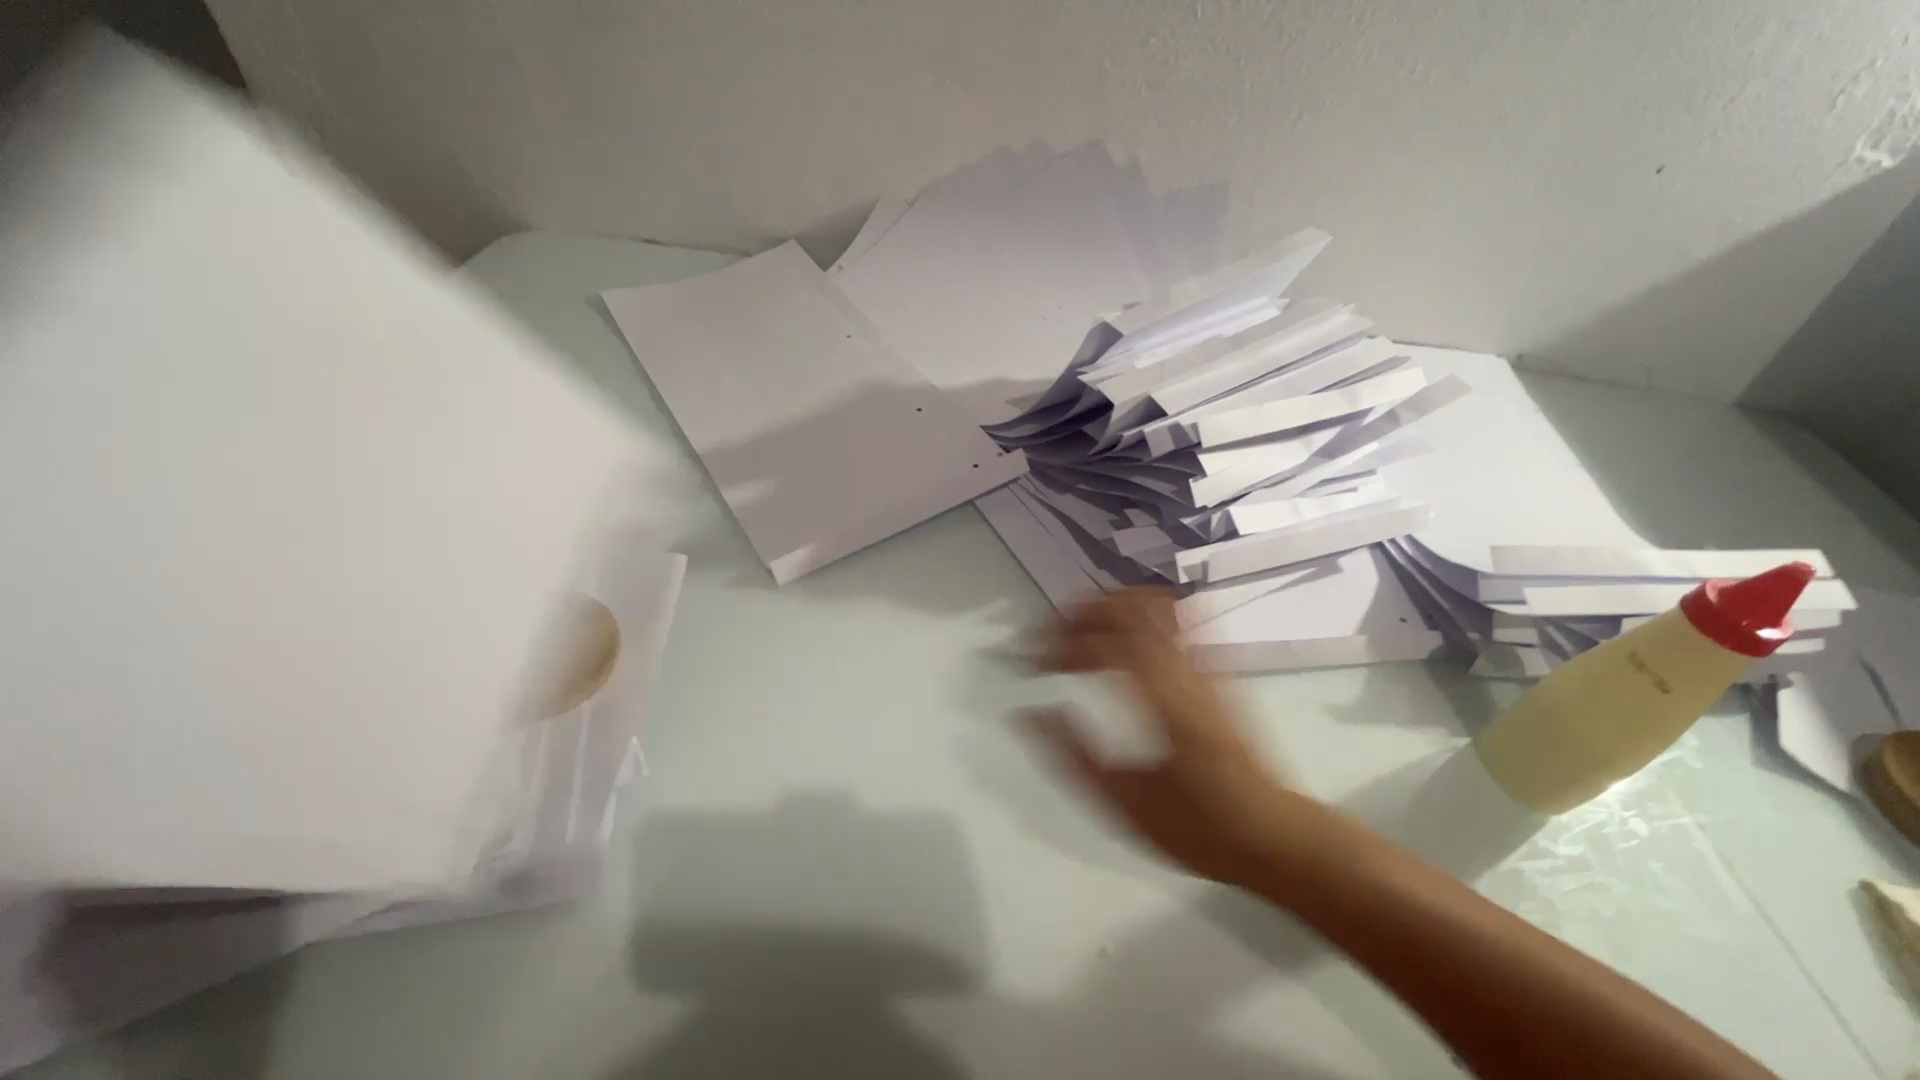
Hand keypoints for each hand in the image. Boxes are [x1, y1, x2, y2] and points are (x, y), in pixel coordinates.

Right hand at [1021, 588, 1297, 886]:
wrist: (1277, 836)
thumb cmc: (1201, 829)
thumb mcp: (1126, 805)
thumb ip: (1073, 754)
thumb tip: (1026, 712)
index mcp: (1167, 705)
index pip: (1106, 646)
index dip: (1060, 647)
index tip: (1033, 668)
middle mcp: (1190, 671)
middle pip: (1131, 608)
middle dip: (1079, 614)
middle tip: (1050, 642)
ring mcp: (1209, 664)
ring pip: (1155, 604)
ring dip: (1108, 609)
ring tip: (1079, 635)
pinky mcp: (1218, 668)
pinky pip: (1174, 619)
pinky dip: (1135, 616)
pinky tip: (1117, 642)